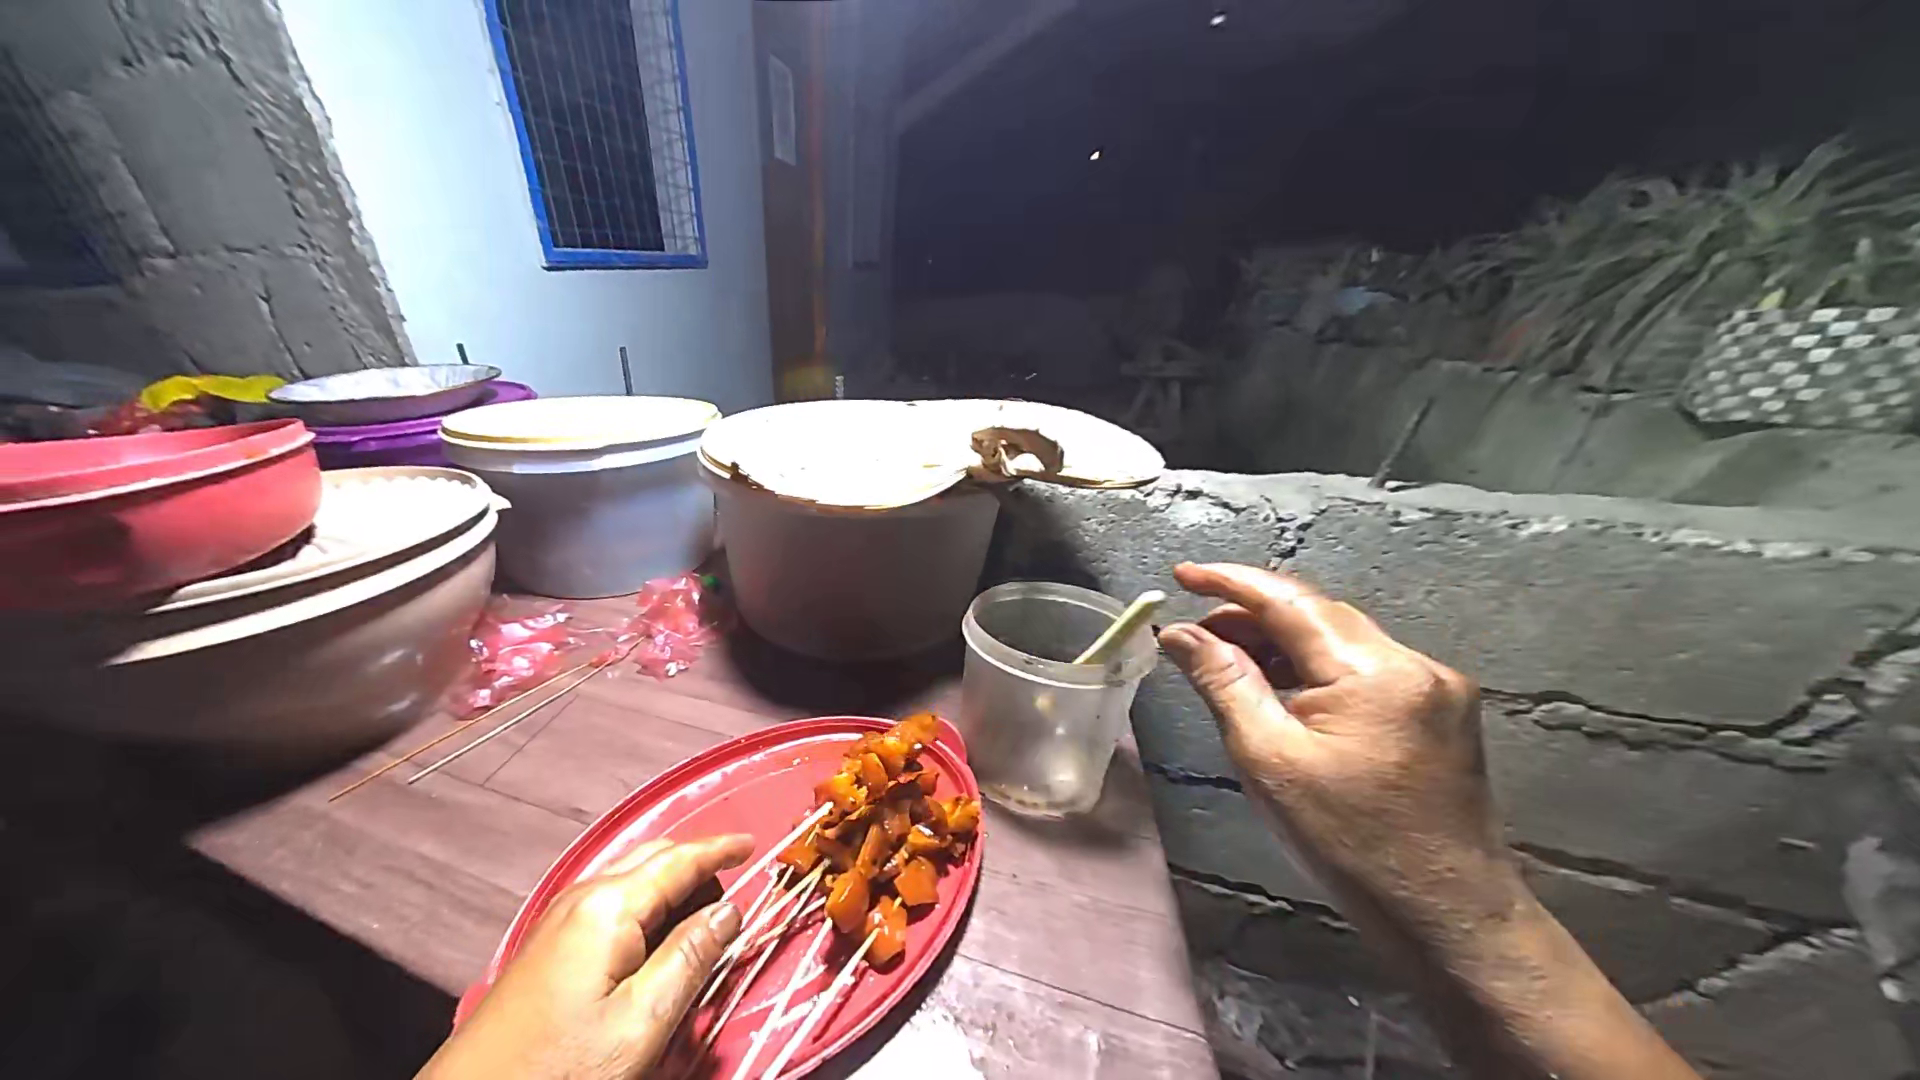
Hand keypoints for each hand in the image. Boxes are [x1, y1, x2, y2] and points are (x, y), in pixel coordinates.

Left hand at [419, 835, 751, 1079]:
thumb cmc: (558, 1071)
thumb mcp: (640, 1023)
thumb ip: (691, 958)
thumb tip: (729, 912)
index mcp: (608, 905)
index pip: (680, 860)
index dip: (721, 849)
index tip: (754, 845)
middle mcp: (583, 896)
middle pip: (656, 858)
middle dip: (698, 869)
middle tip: (730, 903)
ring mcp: (560, 917)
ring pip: (634, 878)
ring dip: (673, 889)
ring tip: (698, 930)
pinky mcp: (548, 943)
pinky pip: (613, 901)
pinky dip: (647, 908)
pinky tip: (655, 943)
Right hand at [1156, 562, 1521, 943]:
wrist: (1446, 918)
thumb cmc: (1347, 841)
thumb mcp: (1267, 758)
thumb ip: (1222, 681)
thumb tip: (1179, 632)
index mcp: (1373, 672)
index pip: (1289, 601)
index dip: (1229, 581)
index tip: (1181, 572)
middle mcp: (1412, 663)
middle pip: (1313, 614)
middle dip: (1248, 615)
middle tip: (1194, 635)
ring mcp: (1430, 684)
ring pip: (1334, 638)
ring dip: (1275, 641)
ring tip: (1225, 661)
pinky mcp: (1433, 707)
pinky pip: (1356, 665)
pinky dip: (1307, 666)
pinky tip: (1274, 687)